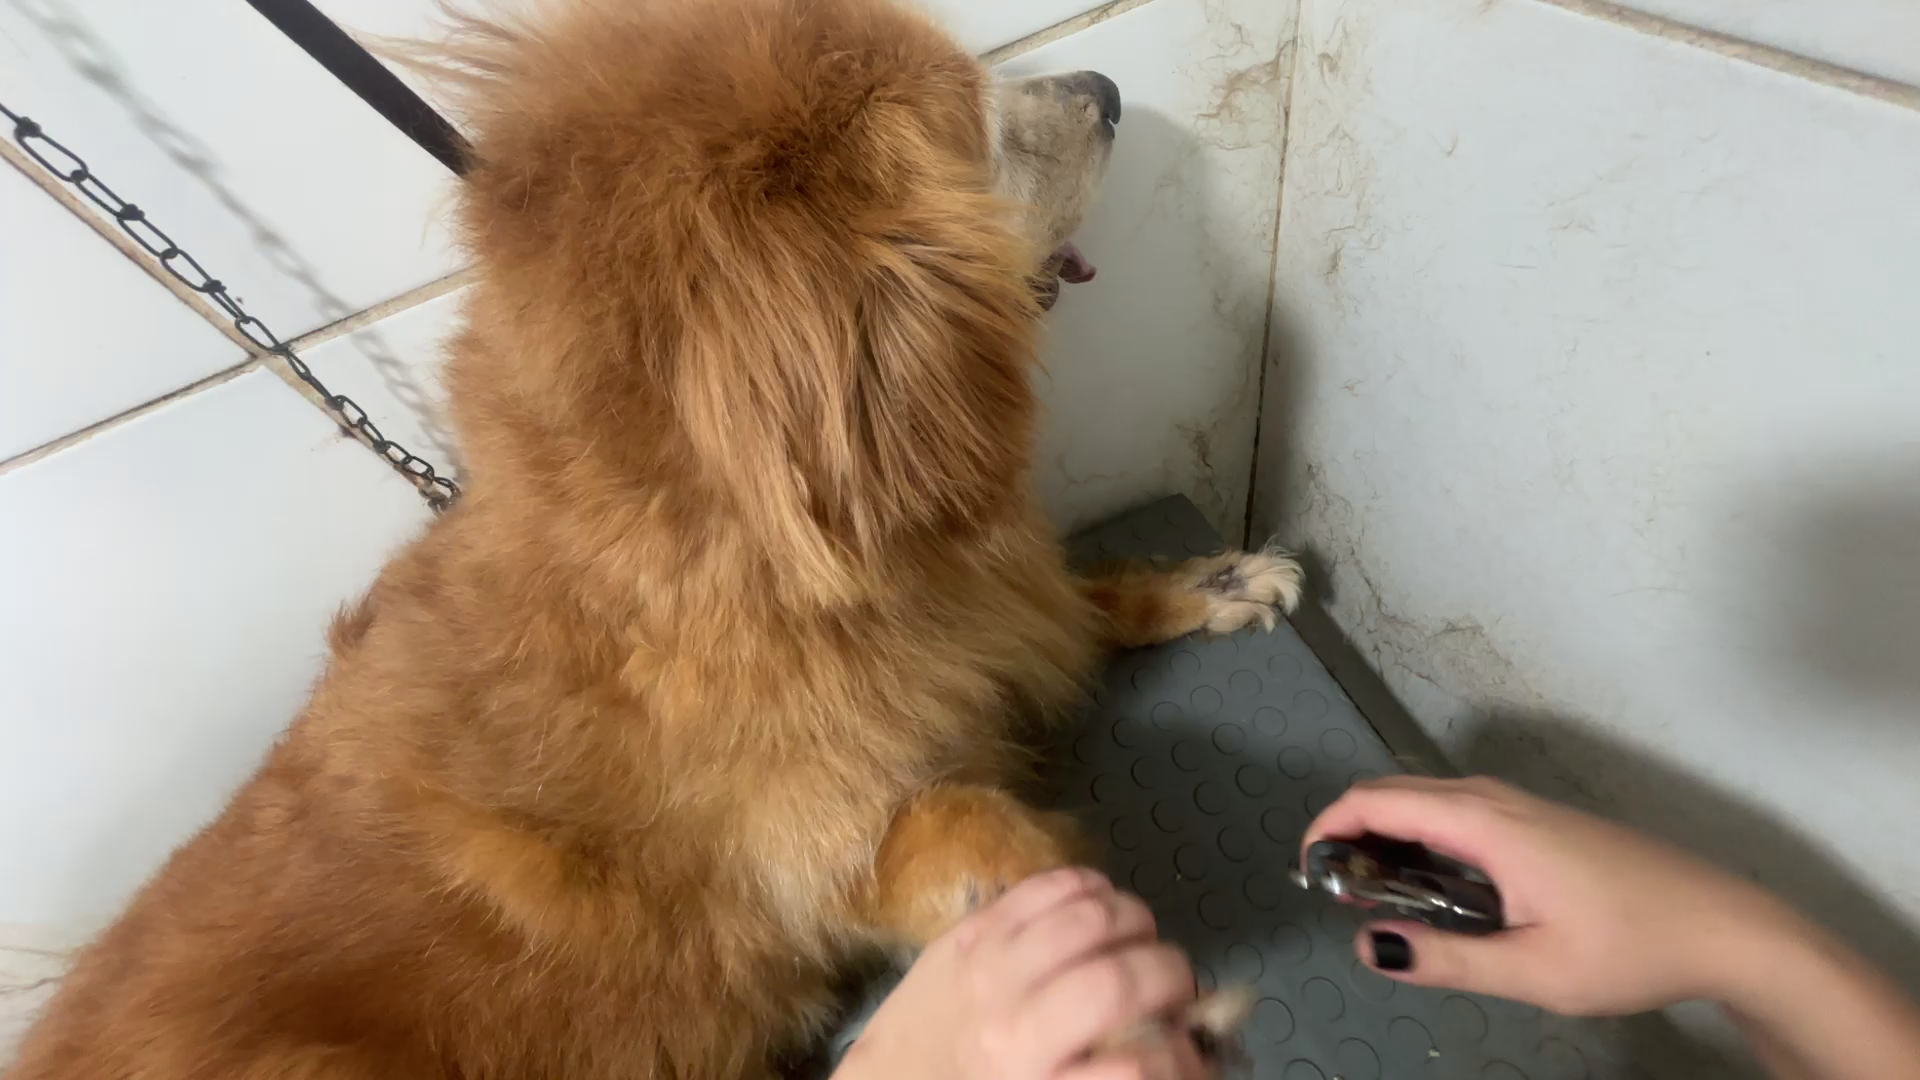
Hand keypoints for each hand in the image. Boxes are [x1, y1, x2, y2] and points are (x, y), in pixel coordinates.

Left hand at [834, 867, 1205, 1079]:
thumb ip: (1113, 1072)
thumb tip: (1184, 1047)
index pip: (1141, 1069)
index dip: (1186, 1055)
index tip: (1194, 1046)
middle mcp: (1016, 1027)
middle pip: (1118, 980)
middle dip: (1170, 972)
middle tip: (1178, 979)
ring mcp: (990, 966)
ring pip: (1086, 917)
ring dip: (1135, 919)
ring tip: (1143, 934)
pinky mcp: (973, 926)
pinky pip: (1044, 886)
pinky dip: (1088, 884)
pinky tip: (1101, 899)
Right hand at [1301, 775, 1791, 1015]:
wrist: (1732, 928)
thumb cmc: (1631, 946)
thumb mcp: (1538, 971)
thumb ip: (1446, 959)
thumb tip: (1367, 947)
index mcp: (1478, 820)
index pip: (1370, 802)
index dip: (1326, 828)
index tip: (1312, 873)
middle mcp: (1482, 794)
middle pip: (1383, 791)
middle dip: (1346, 831)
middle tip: (1341, 891)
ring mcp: (1504, 798)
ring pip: (1411, 796)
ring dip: (1378, 832)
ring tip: (1377, 891)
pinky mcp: (1520, 811)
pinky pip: (1440, 806)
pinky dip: (1409, 831)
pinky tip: (1428, 882)